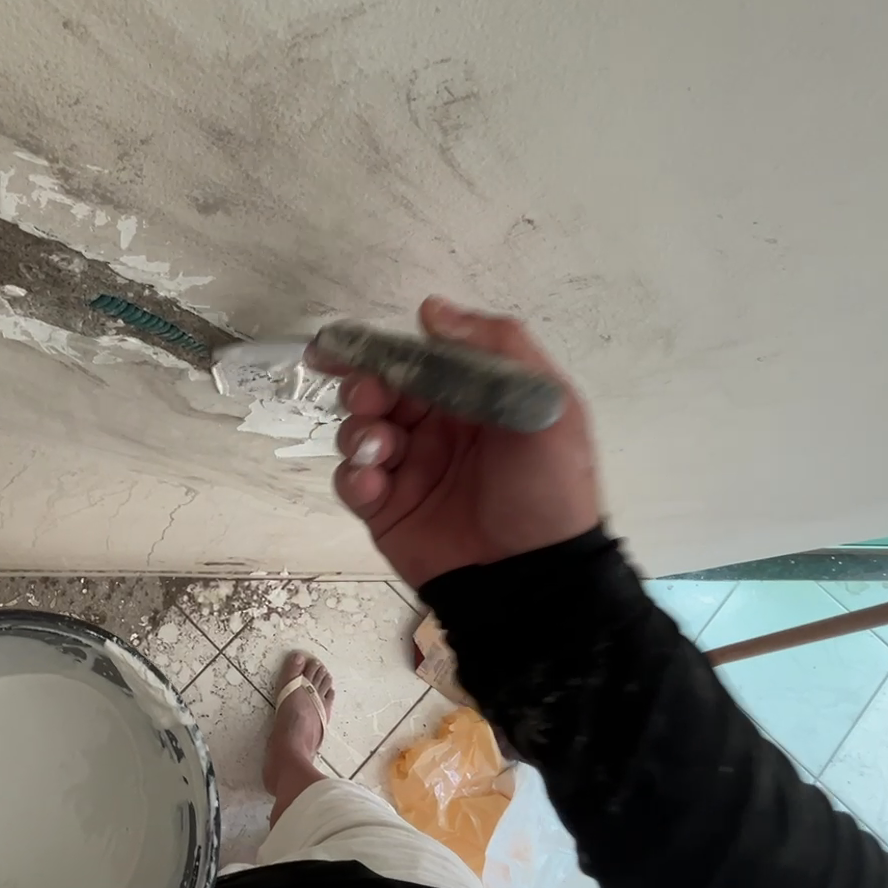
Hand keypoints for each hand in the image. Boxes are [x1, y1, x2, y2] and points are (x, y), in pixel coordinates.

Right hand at [310, 297, 603, 588]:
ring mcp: (405, 468)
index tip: (339, 343)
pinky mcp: (384, 508)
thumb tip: (430, 309)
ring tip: (379, 451)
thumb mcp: (548, 406)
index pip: (414, 361)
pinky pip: (350, 481)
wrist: (532, 579)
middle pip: (376, 392)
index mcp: (468, 398)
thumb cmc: (546, 489)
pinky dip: (352, 478)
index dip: (376, 349)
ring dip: (358, 432)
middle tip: (368, 399)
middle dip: (362, 388)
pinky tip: (373, 485)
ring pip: (357, 432)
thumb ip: (498, 347)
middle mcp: (432, 428)